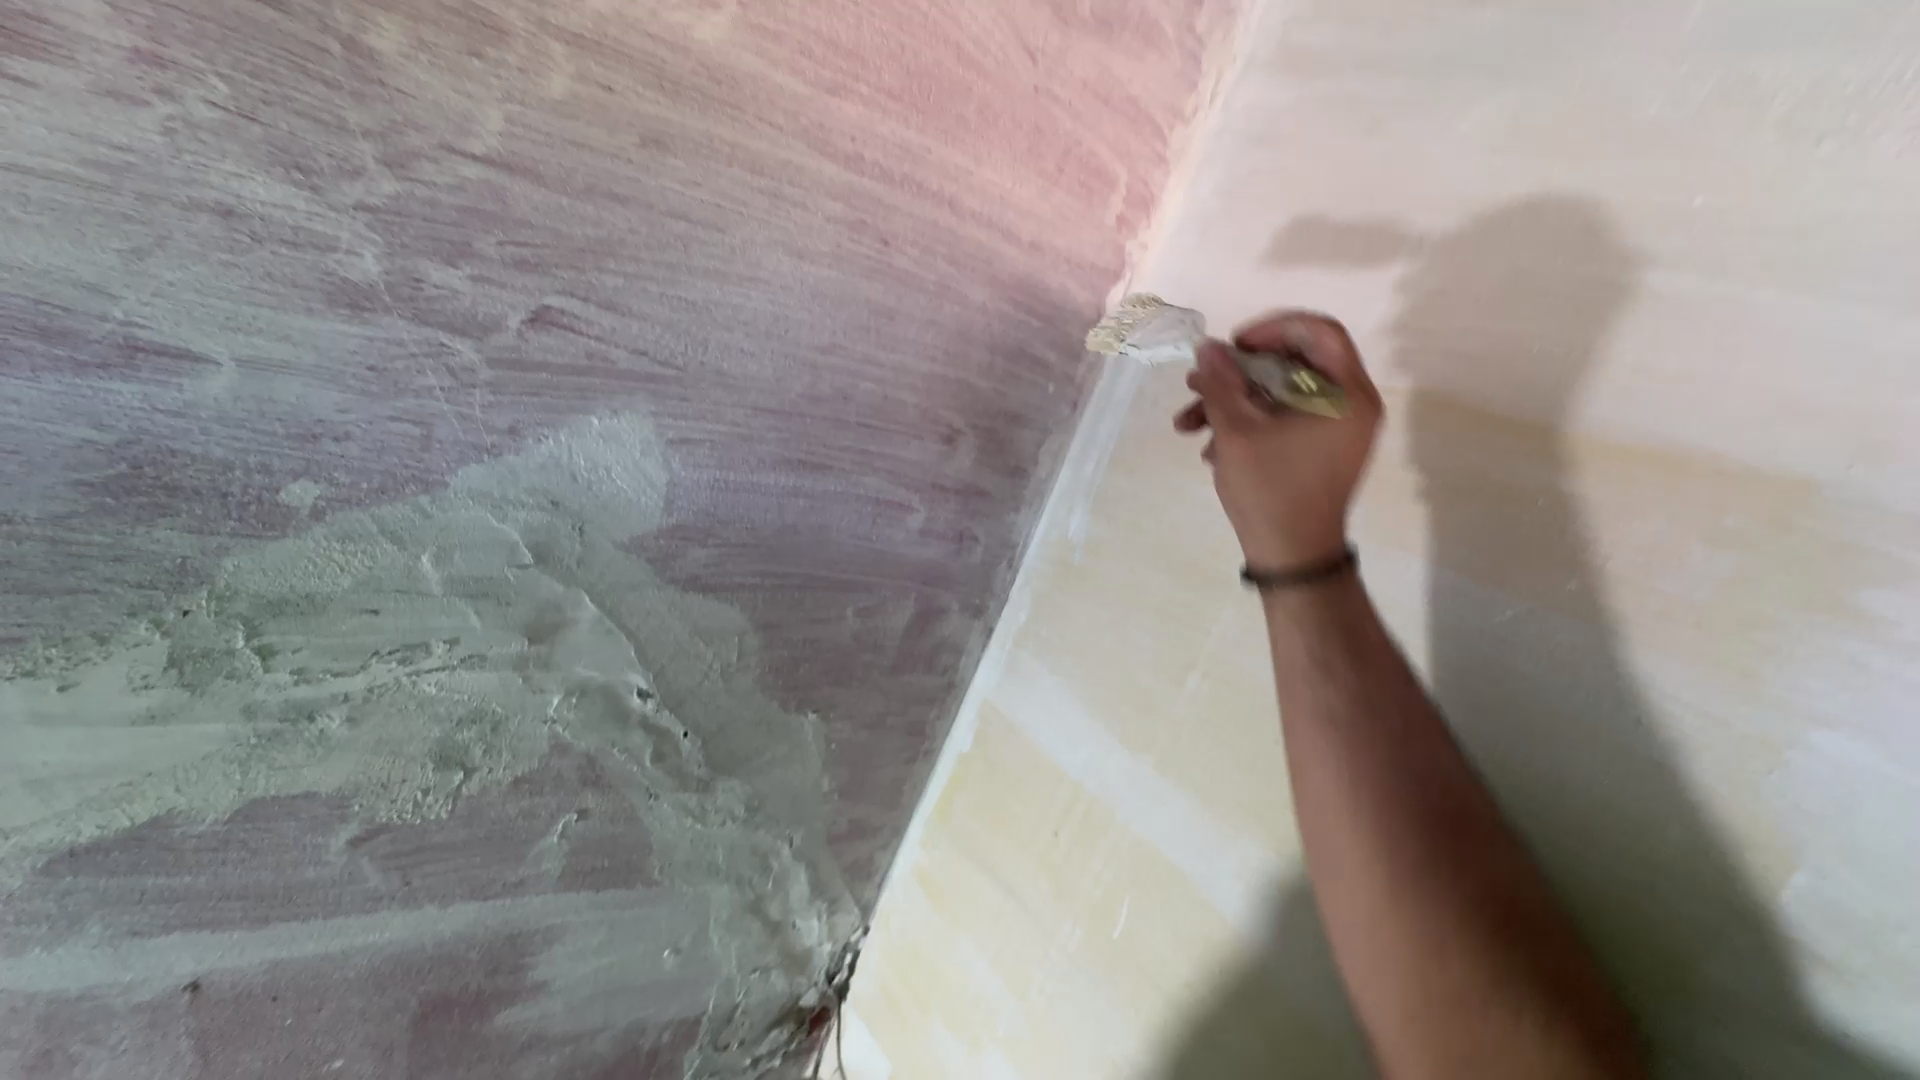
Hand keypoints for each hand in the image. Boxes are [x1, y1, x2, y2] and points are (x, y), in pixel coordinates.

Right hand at [1173, 311, 1382, 568]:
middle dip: (1237, 372)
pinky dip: (1248, 424)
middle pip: (1293, 363)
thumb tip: (1208, 347)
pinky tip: (1210, 447)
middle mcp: (1351, 404)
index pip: (1319, 331)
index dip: (1272, 329)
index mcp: (1346, 393)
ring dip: (1232, 402)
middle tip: (1198, 380)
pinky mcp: (1320, 449)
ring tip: (1187, 422)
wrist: (1293, 556)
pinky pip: (1284, 419)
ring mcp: (1336, 429)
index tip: (1233, 347)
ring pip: (1280, 394)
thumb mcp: (1237, 432)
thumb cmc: (1271, 490)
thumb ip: (1221, 383)